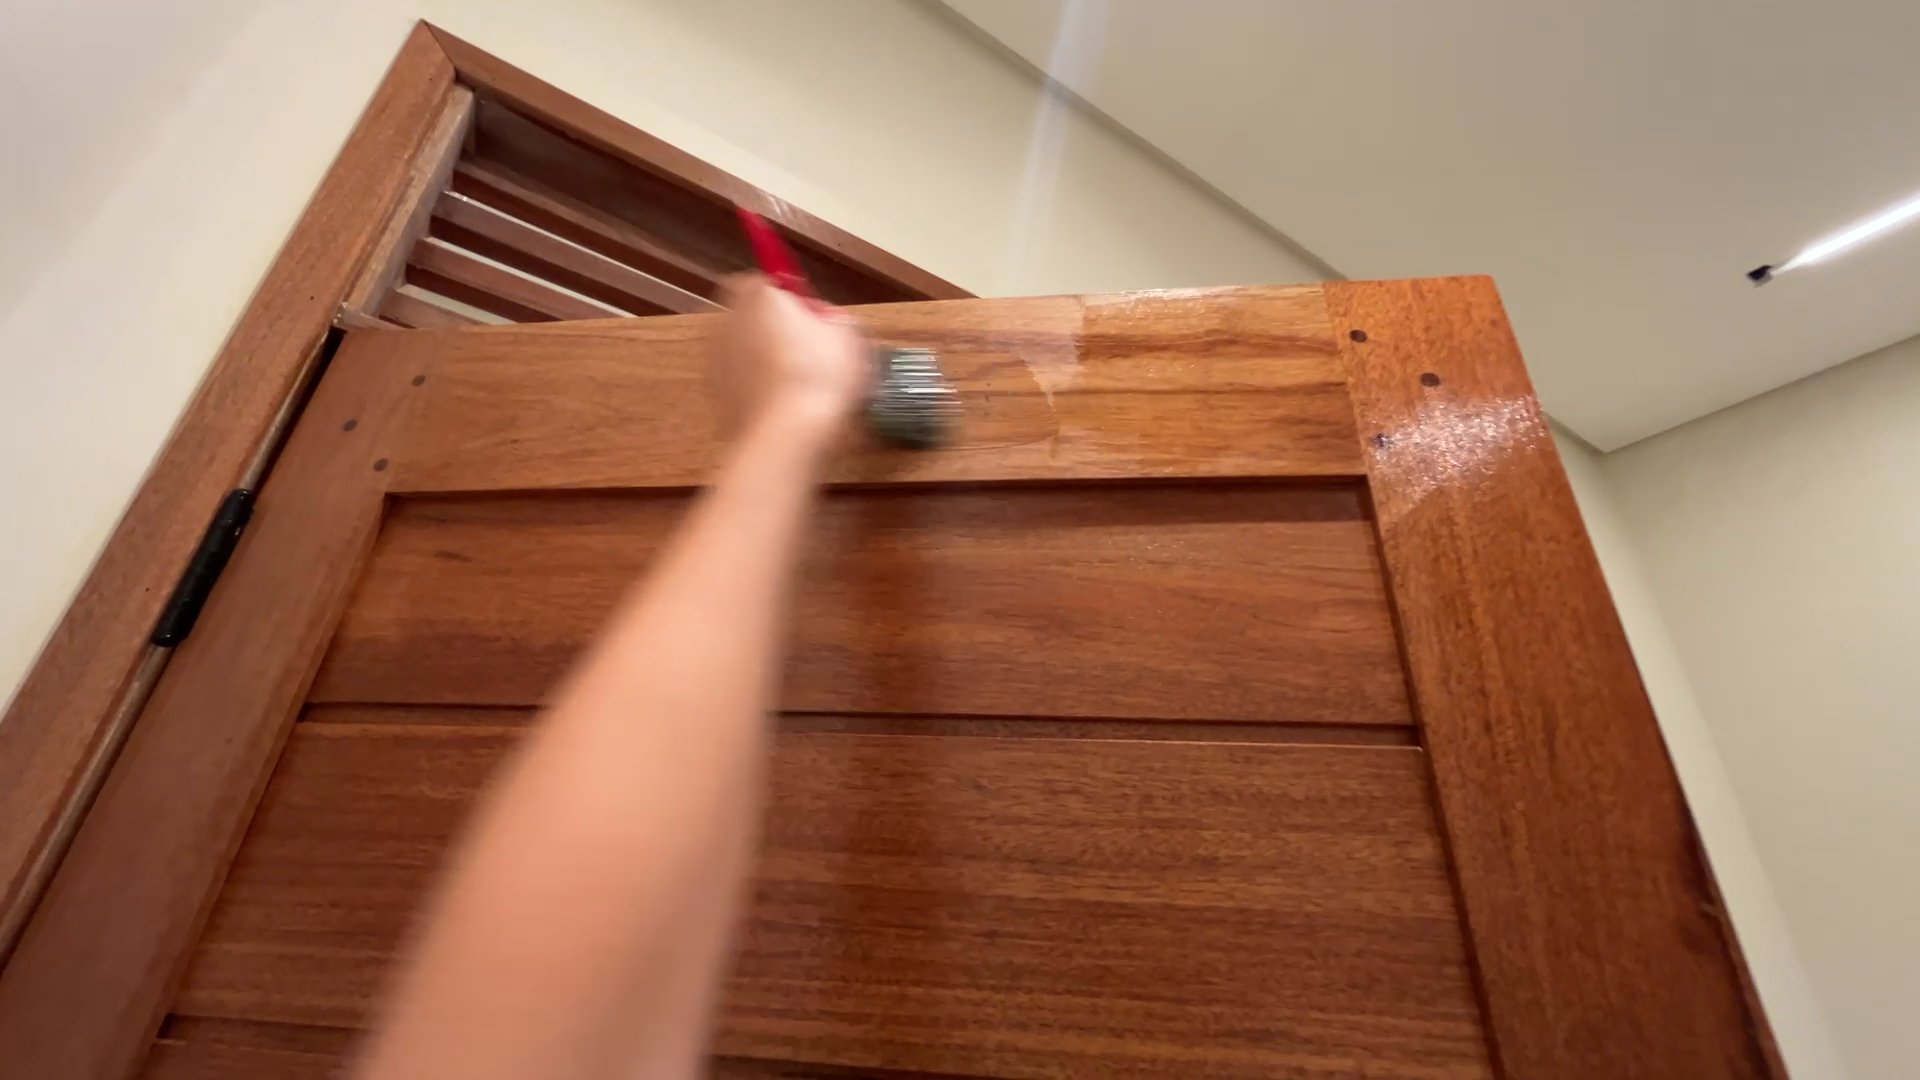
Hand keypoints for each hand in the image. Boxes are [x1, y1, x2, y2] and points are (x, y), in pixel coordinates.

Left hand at [710, 274, 867, 441]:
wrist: (787, 435)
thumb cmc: (820, 377)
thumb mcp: (849, 338)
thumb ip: (835, 320)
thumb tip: (829, 323)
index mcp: (759, 296)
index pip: (768, 280)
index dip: (793, 298)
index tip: (815, 318)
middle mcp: (729, 320)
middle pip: (754, 315)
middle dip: (777, 328)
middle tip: (811, 352)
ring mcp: (717, 359)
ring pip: (747, 351)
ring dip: (767, 360)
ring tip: (801, 386)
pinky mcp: (716, 394)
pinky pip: (742, 382)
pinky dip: (759, 389)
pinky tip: (786, 407)